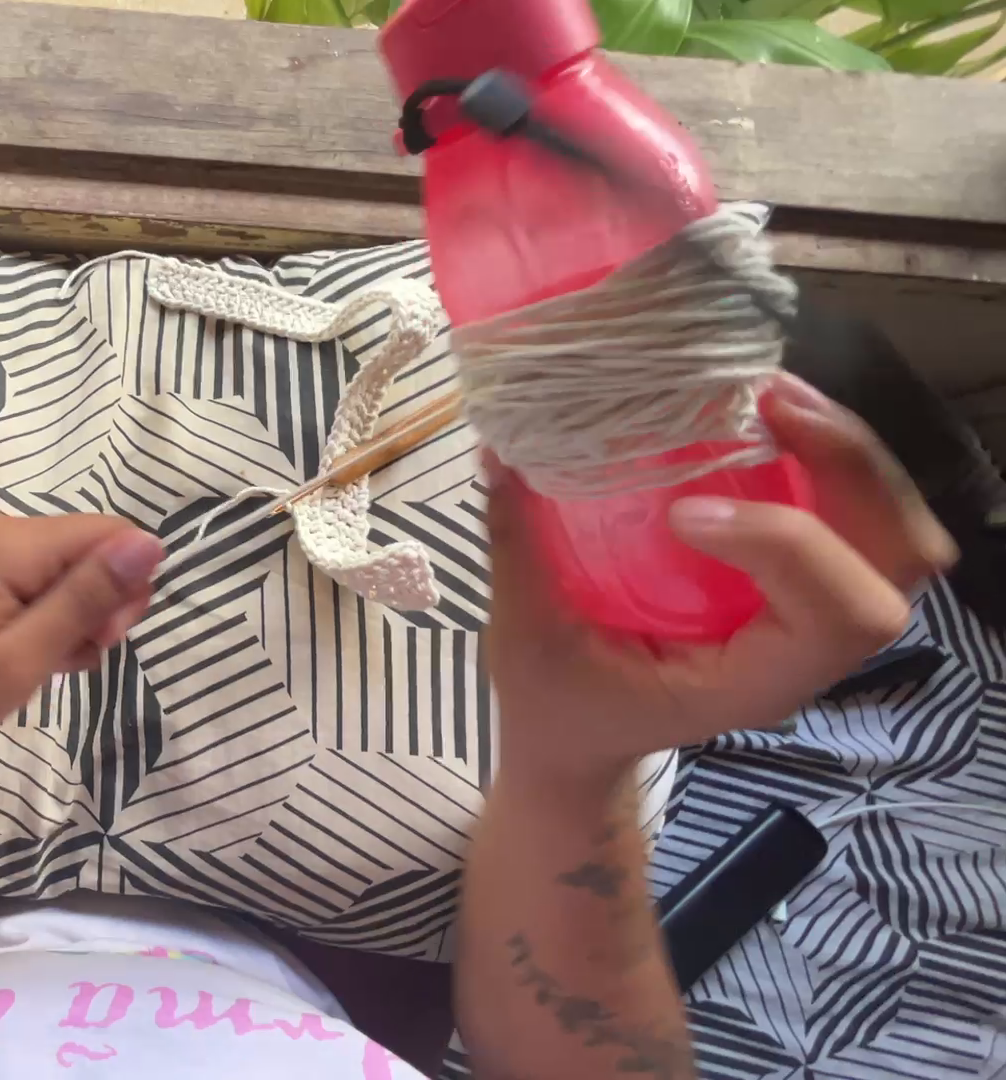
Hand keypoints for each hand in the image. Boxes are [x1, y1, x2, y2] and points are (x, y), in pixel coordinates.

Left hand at [0, 510, 164, 779]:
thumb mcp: (15, 662)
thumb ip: (86, 599)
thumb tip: (151, 541)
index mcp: (8, 542)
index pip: (112, 535)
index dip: (124, 590)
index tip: (97, 645)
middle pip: (85, 553)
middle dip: (91, 611)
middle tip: (53, 666)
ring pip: (56, 574)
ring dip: (60, 624)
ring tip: (21, 672)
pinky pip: (21, 584)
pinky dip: (29, 623)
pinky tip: (3, 661)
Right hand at [487, 373, 957, 785]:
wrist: (574, 741)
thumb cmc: (553, 704)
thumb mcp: (523, 636)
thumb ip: (516, 549)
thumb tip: (498, 454)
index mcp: (752, 682)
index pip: (840, 616)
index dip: (787, 546)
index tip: (680, 511)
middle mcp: (802, 651)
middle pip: (897, 558)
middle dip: (852, 469)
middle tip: (769, 402)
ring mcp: (800, 616)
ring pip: (889, 535)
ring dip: (848, 457)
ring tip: (772, 399)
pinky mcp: (778, 589)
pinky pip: (843, 524)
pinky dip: (821, 466)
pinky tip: (759, 427)